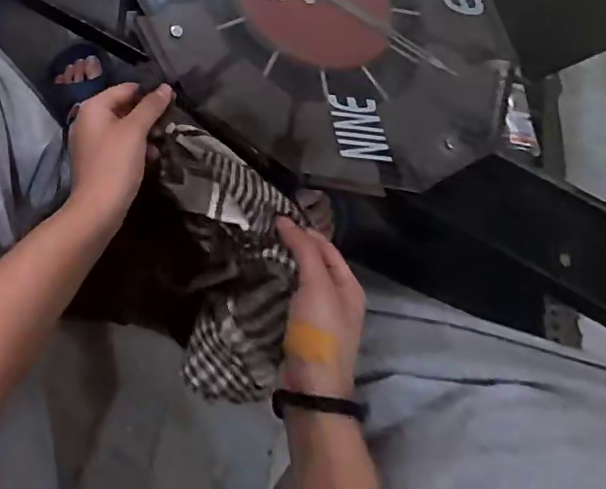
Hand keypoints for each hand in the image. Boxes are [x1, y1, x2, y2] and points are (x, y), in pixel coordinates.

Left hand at [65, 82, 172, 227]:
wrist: (97, 210)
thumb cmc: (116, 163)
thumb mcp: (136, 131)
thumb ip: (151, 106)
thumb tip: (165, 87)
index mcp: (93, 107)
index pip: (126, 89)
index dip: (149, 93)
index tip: (172, 102)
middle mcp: (87, 120)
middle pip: (123, 107)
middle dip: (147, 115)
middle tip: (168, 123)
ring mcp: (90, 141)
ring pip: (123, 127)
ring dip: (144, 132)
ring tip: (161, 142)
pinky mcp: (96, 159)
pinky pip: (118, 144)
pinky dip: (134, 146)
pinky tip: (151, 157)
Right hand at [277, 216, 364, 399]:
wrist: (311, 388)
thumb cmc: (320, 331)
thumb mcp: (316, 285)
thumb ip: (303, 250)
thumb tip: (284, 219)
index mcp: (348, 285)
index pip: (325, 246)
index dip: (303, 229)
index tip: (274, 216)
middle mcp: (337, 297)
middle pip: (313, 261)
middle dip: (292, 244)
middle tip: (262, 229)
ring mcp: (319, 313)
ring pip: (299, 278)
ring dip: (282, 263)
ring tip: (257, 247)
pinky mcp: (300, 327)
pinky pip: (288, 295)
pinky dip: (276, 283)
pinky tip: (260, 275)